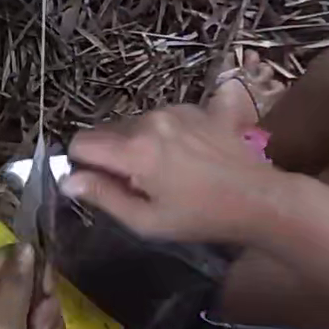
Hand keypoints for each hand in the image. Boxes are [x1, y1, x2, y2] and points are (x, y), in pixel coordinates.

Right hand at [63, 103, 290, 243]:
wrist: (260, 198)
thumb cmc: (200, 216)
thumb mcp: (147, 221)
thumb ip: (103, 196)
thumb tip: (68, 180)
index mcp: (134, 150)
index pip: (80, 143)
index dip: (81, 164)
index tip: (99, 183)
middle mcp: (148, 120)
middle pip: (104, 131)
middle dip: (108, 155)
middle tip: (135, 183)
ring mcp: (172, 109)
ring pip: (130, 124)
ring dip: (133, 144)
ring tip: (163, 171)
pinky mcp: (192, 107)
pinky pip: (157, 117)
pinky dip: (158, 134)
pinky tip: (181, 156)